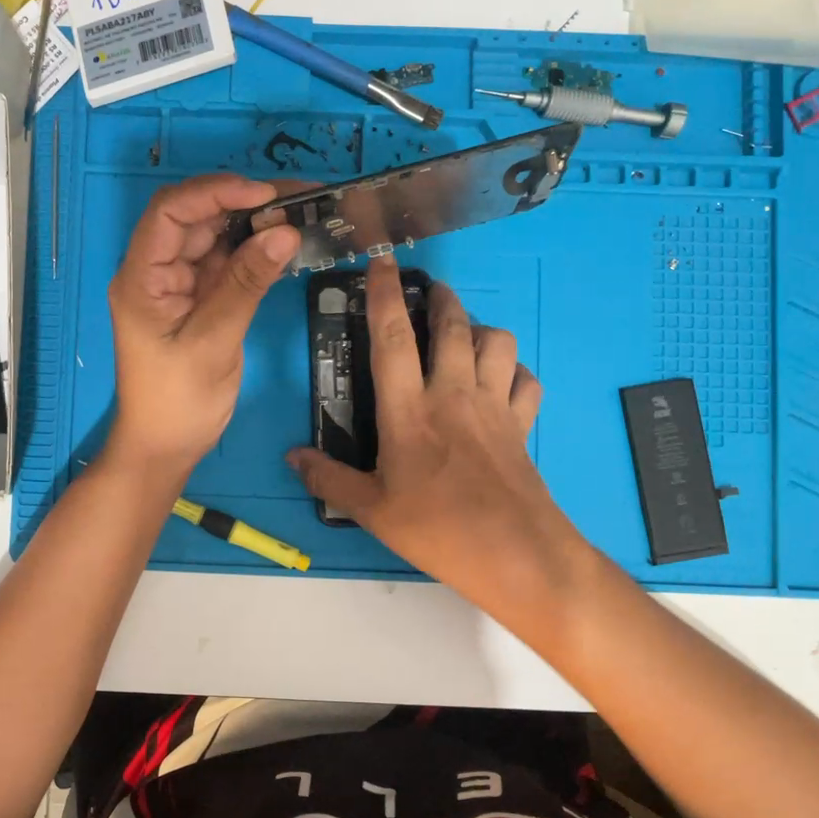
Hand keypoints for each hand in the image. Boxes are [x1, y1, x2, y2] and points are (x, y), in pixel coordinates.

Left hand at [106, 174, 301, 472]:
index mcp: (141, 277)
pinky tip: (290, 244)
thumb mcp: (213, 342)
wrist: (166, 447)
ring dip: (256, 225)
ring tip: (305, 212)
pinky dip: (256, 254)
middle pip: (197, 219)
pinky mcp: (201, 300)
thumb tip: (285, 232)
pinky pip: (229, 265)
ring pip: (217, 239)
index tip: (264, 194)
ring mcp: (180, 285)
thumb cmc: (176, 402)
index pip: (170, 212)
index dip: (214, 192)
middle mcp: (157, 272)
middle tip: (300, 197)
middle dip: (244, 203)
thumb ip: (246, 284)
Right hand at [287, 257, 597, 621]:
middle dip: (440, 297)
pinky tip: (502, 379)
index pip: (393, 338)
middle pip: (452, 326)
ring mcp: (494, 407)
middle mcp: (454, 394)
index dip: (384, 295)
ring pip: (497, 342)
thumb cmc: (437, 530)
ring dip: (479, 327)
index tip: (381, 262)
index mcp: (409, 410)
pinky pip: (526, 380)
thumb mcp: (371, 510)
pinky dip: (514, 370)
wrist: (516, 555)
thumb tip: (292, 457)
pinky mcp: (522, 425)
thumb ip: (329, 479)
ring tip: (463, 332)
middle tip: (429, 288)